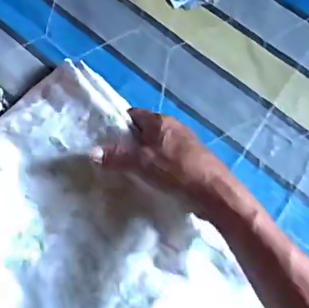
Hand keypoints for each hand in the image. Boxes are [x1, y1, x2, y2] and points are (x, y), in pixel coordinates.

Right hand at [93, 108, 251, 222]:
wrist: (217, 193)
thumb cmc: (177, 172)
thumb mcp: (142, 164)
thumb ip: (117, 157)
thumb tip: (91, 151)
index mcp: (160, 120)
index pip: (133, 114)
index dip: (118, 126)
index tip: (105, 141)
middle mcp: (174, 125)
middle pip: (145, 130)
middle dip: (131, 142)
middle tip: (114, 159)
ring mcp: (186, 142)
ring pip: (158, 144)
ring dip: (146, 155)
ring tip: (131, 172)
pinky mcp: (194, 158)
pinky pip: (169, 156)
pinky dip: (159, 164)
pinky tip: (154, 180)